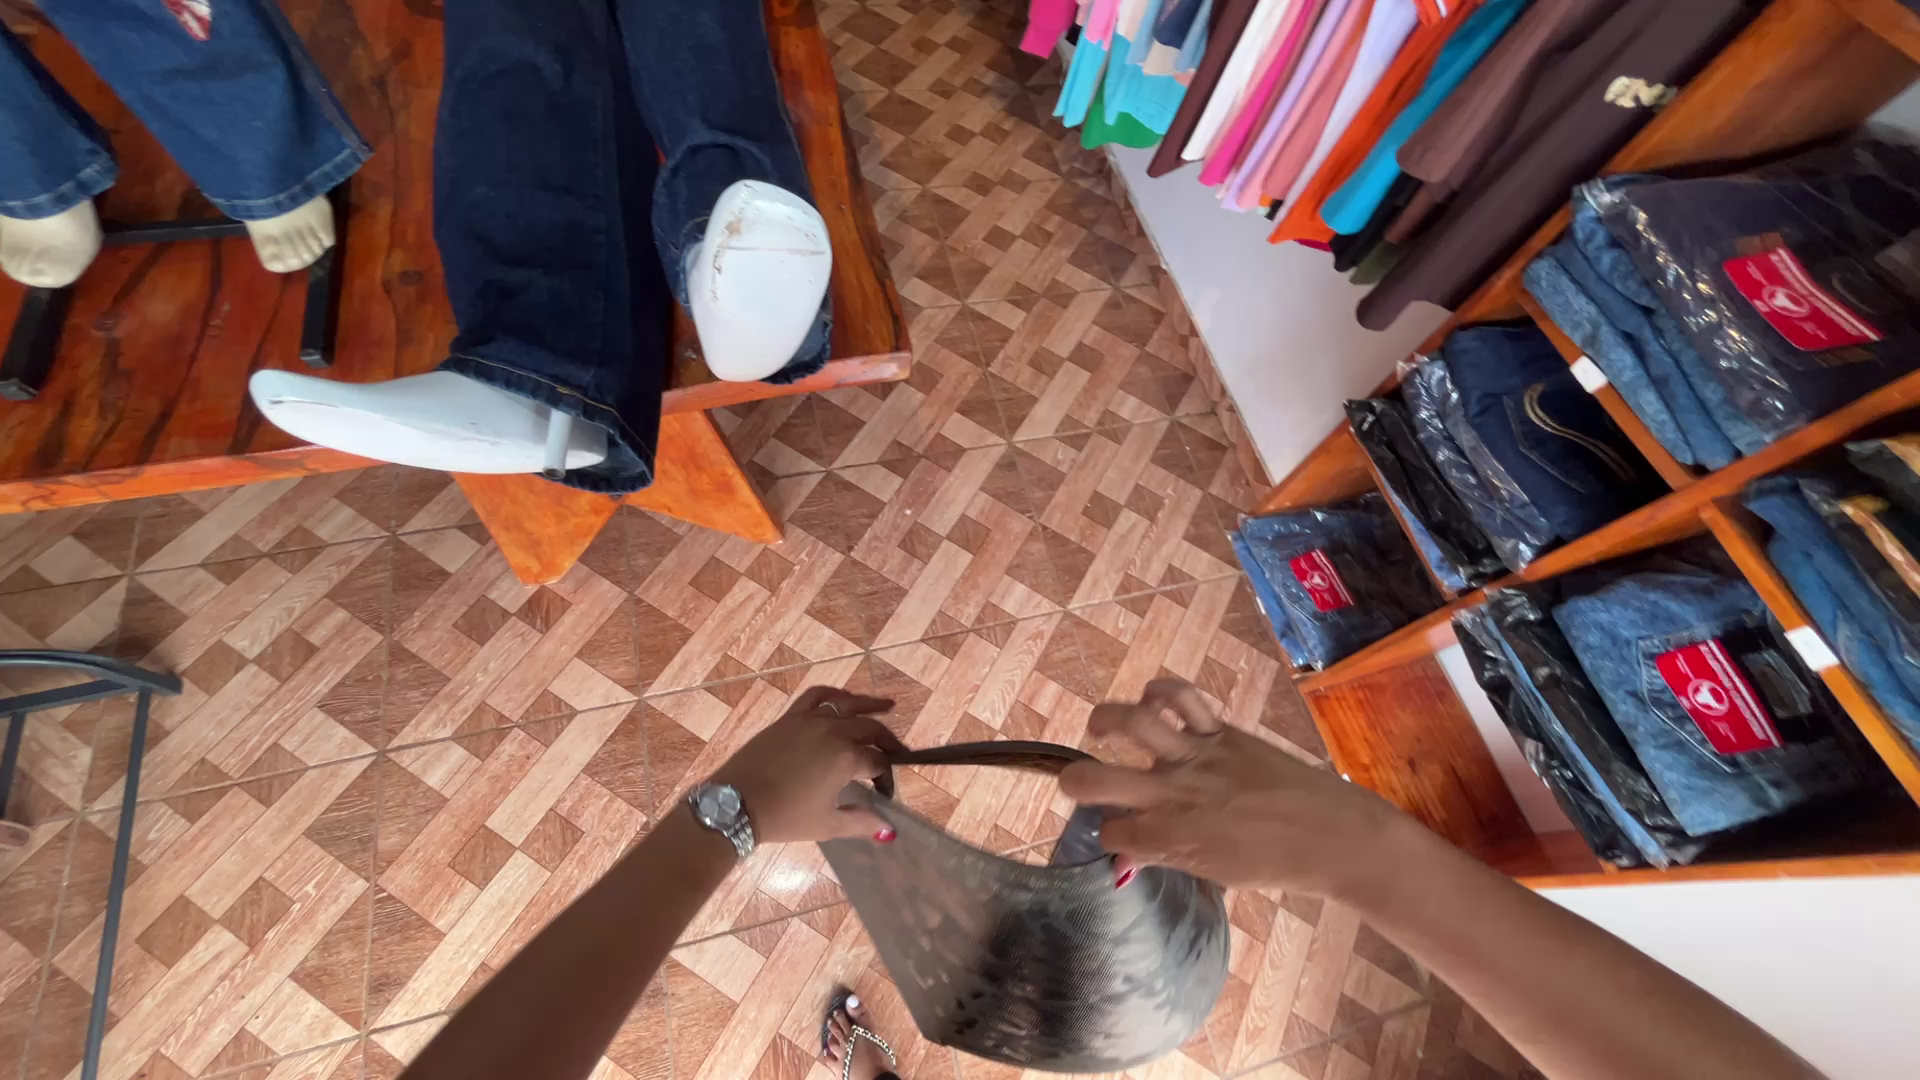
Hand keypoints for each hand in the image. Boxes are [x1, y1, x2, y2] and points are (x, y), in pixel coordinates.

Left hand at [709, 686, 905, 843]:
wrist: (736, 804)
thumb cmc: (784, 817)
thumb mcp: (827, 824)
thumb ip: (861, 822)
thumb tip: (888, 829)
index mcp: (846, 758)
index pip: (878, 762)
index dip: (886, 778)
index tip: (884, 793)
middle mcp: (834, 731)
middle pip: (871, 729)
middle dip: (887, 742)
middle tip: (896, 754)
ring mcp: (811, 720)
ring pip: (849, 705)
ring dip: (871, 706)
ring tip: (889, 706)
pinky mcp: (791, 716)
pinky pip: (817, 696)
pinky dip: (835, 695)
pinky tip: (844, 699)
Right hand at [1061, 678, 1421, 897]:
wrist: (1332, 836)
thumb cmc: (1272, 863)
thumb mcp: (1213, 872)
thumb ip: (1164, 855)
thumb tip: (1127, 854)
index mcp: (1172, 837)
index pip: (1113, 832)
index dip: (1109, 834)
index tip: (1117, 834)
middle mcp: (1174, 793)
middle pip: (1098, 780)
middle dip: (1074, 781)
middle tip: (1073, 782)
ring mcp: (1196, 756)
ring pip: (1134, 723)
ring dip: (1105, 719)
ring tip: (1098, 725)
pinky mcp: (1220, 731)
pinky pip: (1182, 697)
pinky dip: (1160, 691)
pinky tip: (1151, 699)